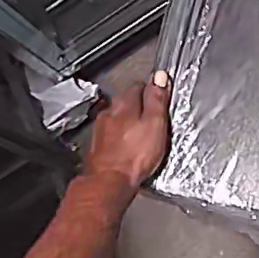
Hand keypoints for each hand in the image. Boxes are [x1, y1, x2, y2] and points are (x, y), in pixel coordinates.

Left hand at [83, 71, 172, 191]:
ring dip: (128, 119)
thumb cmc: (135, 155)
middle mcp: (109, 112)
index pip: (138, 86)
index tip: (160, 95)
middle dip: (139, 104)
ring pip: (117, 116)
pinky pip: (111, 133)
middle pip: (126, 100)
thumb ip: (157, 100)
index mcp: (125, 104)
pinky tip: (127, 143)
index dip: (151, 89)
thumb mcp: (155, 124)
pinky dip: (120, 134)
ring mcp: (101, 128)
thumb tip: (159, 76)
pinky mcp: (98, 144)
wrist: (110, 181)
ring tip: (141, 129)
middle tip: (153, 113)